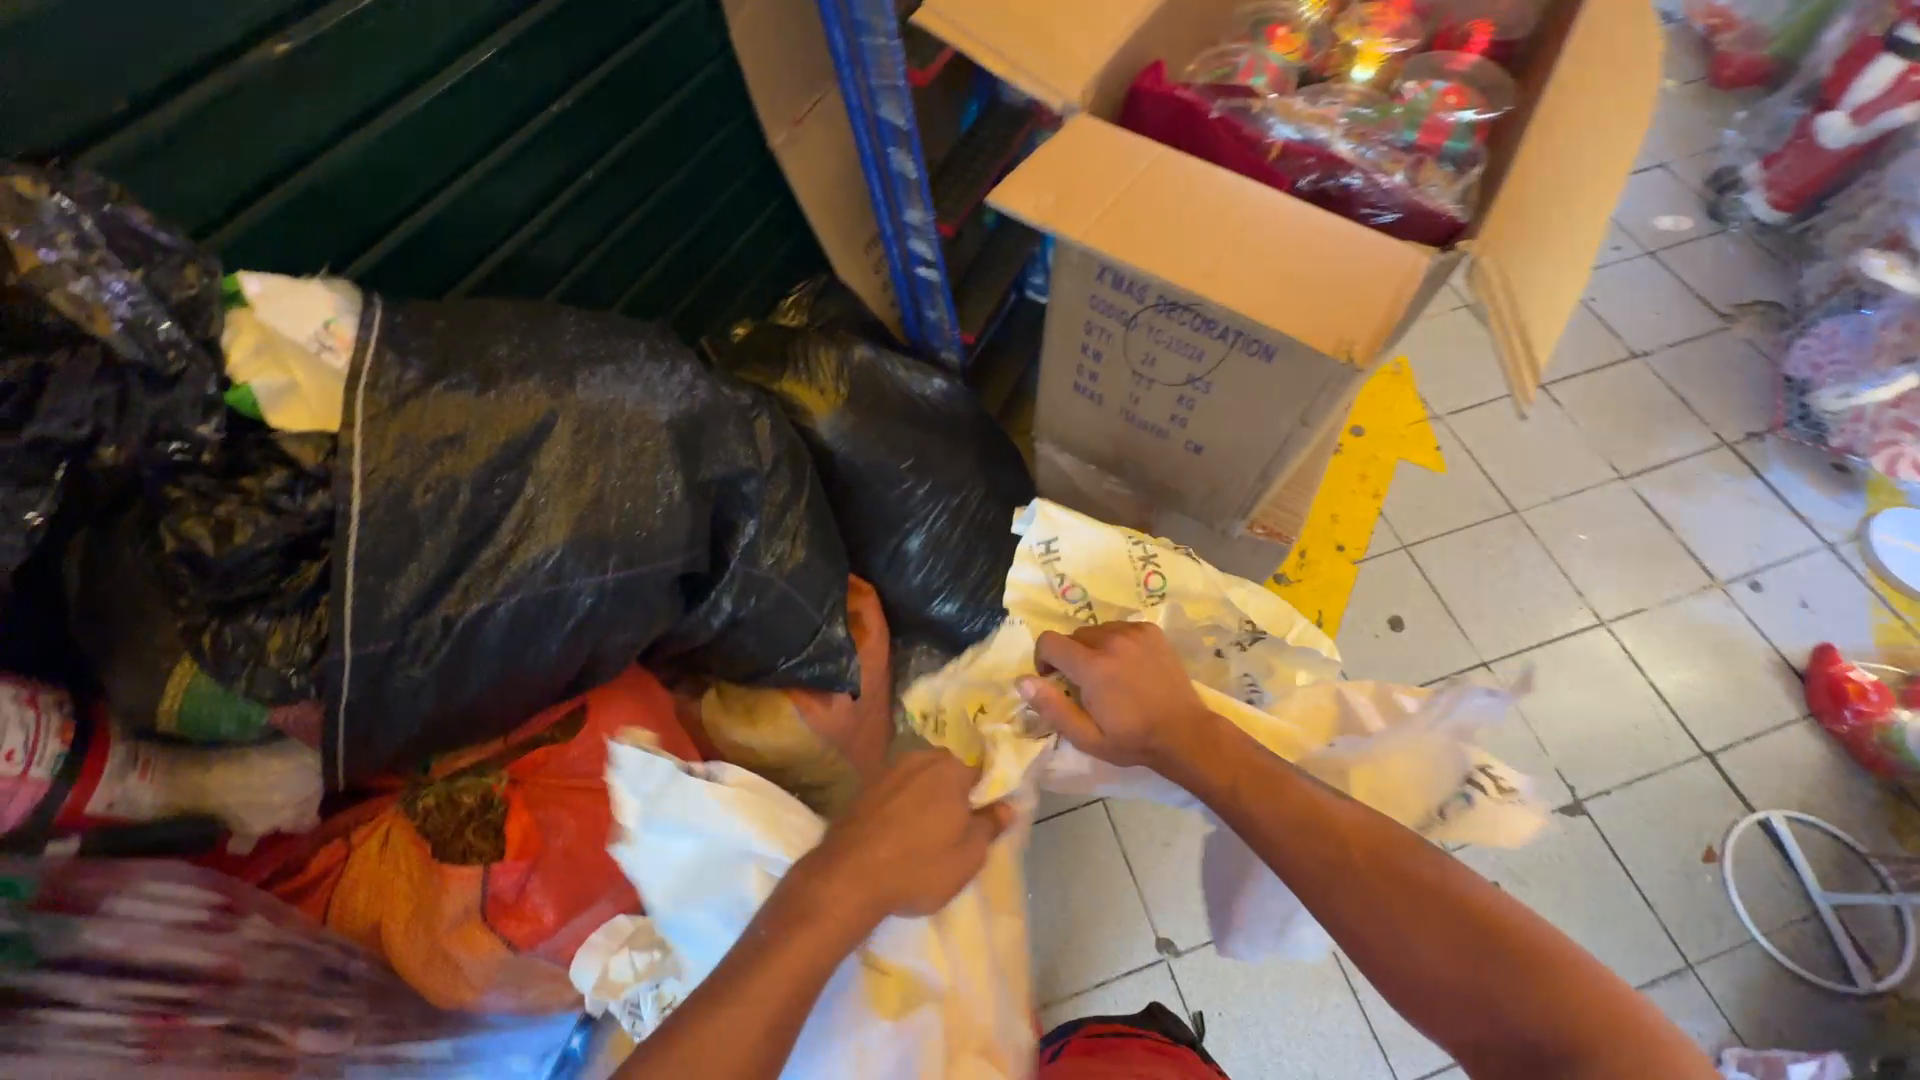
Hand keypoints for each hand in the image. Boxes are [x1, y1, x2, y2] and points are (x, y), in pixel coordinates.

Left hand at [795, 750, 1012, 925]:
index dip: (984, 799)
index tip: (982, 822)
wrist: (848, 877)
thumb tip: (1007, 806)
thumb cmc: (919, 867)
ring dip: (926, 799)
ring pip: (920, 780)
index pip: (981, 774)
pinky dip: (901, 806)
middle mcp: (920, 758)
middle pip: (949, 773)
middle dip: (954, 795)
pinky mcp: (864, 786)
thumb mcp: (968, 857)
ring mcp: (888, 770)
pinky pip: (896, 791)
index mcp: (951, 769)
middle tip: (954, 831)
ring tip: (924, 834)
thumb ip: (990, 826)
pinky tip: (897, 833)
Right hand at [1017, 623, 1221, 773]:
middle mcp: (1111, 641)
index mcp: (1092, 666)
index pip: (1049, 641)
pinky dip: (1116, 642)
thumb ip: (1052, 706)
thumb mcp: (1086, 737)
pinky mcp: (1151, 631)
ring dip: (1093, 648)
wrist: (1184, 734)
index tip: (1053, 679)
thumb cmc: (1131, 740)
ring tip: (1108, 674)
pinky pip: (1120, 628)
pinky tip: (1128, 666)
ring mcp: (1134, 633)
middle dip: (1070, 656)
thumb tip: (1022, 680)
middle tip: (1085, 684)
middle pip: (1073, 636)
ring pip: (1096, 630)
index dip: (1043, 659)